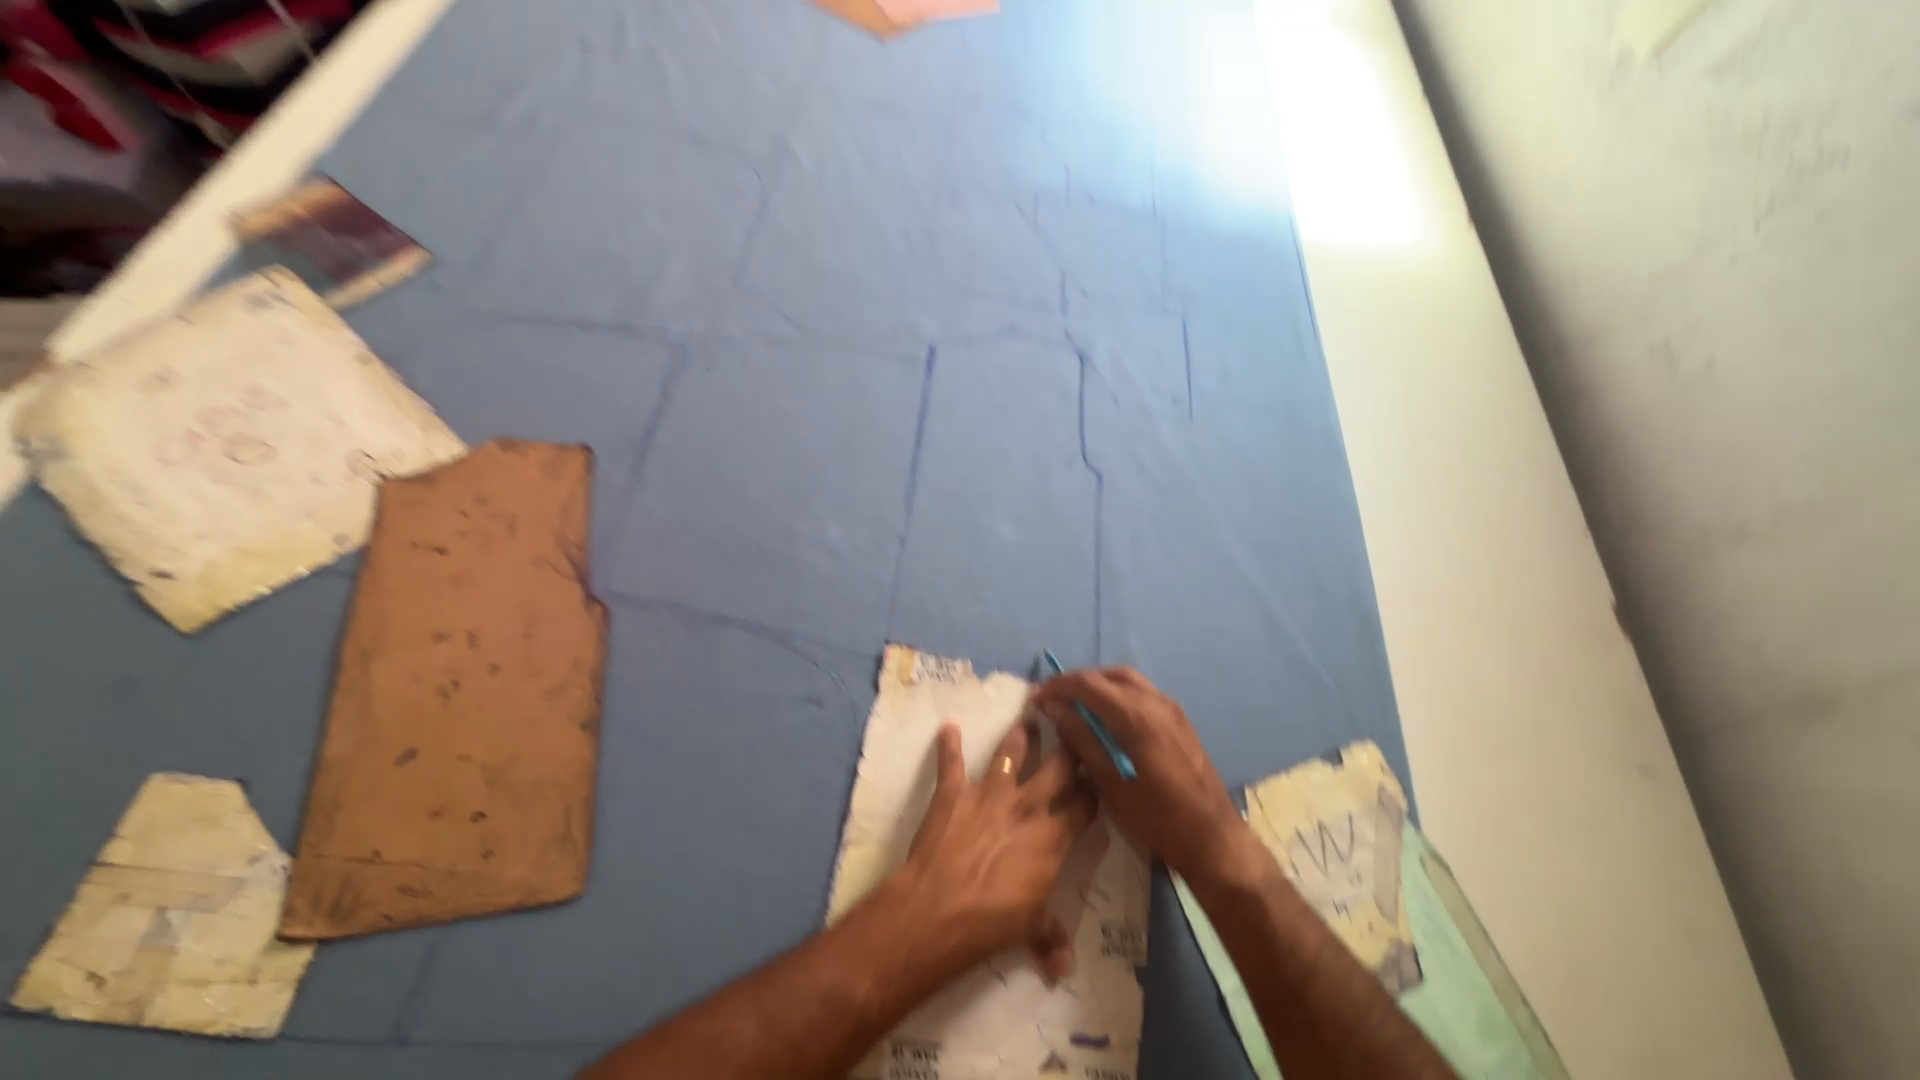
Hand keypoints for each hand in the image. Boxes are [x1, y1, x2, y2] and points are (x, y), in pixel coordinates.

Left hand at [895, 721, 1097, 980]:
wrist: (941, 907)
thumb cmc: (994, 920)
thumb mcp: (1031, 928)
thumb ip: (1051, 937)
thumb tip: (1064, 966)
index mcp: (1053, 836)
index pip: (1084, 804)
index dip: (1094, 790)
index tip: (1101, 776)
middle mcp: (1027, 806)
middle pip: (1057, 767)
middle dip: (1070, 747)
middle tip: (1076, 727)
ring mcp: (990, 793)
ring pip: (1011, 753)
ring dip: (1020, 736)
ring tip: (1028, 718)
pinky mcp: (954, 792)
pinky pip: (952, 762)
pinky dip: (949, 744)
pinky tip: (948, 726)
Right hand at [1032, 667, 1257, 889]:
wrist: (1210, 835)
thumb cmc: (1155, 815)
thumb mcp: (1109, 780)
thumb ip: (1081, 738)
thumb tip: (1055, 707)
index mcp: (1136, 715)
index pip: (1088, 683)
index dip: (1058, 686)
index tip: (1037, 699)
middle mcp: (1155, 702)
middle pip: (1109, 675)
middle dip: (1079, 682)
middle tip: (1056, 700)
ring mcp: (1172, 709)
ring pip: (1129, 681)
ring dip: (1100, 686)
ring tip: (1078, 707)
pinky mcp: (1180, 720)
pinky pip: (1144, 693)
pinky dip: (1120, 695)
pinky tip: (1109, 719)